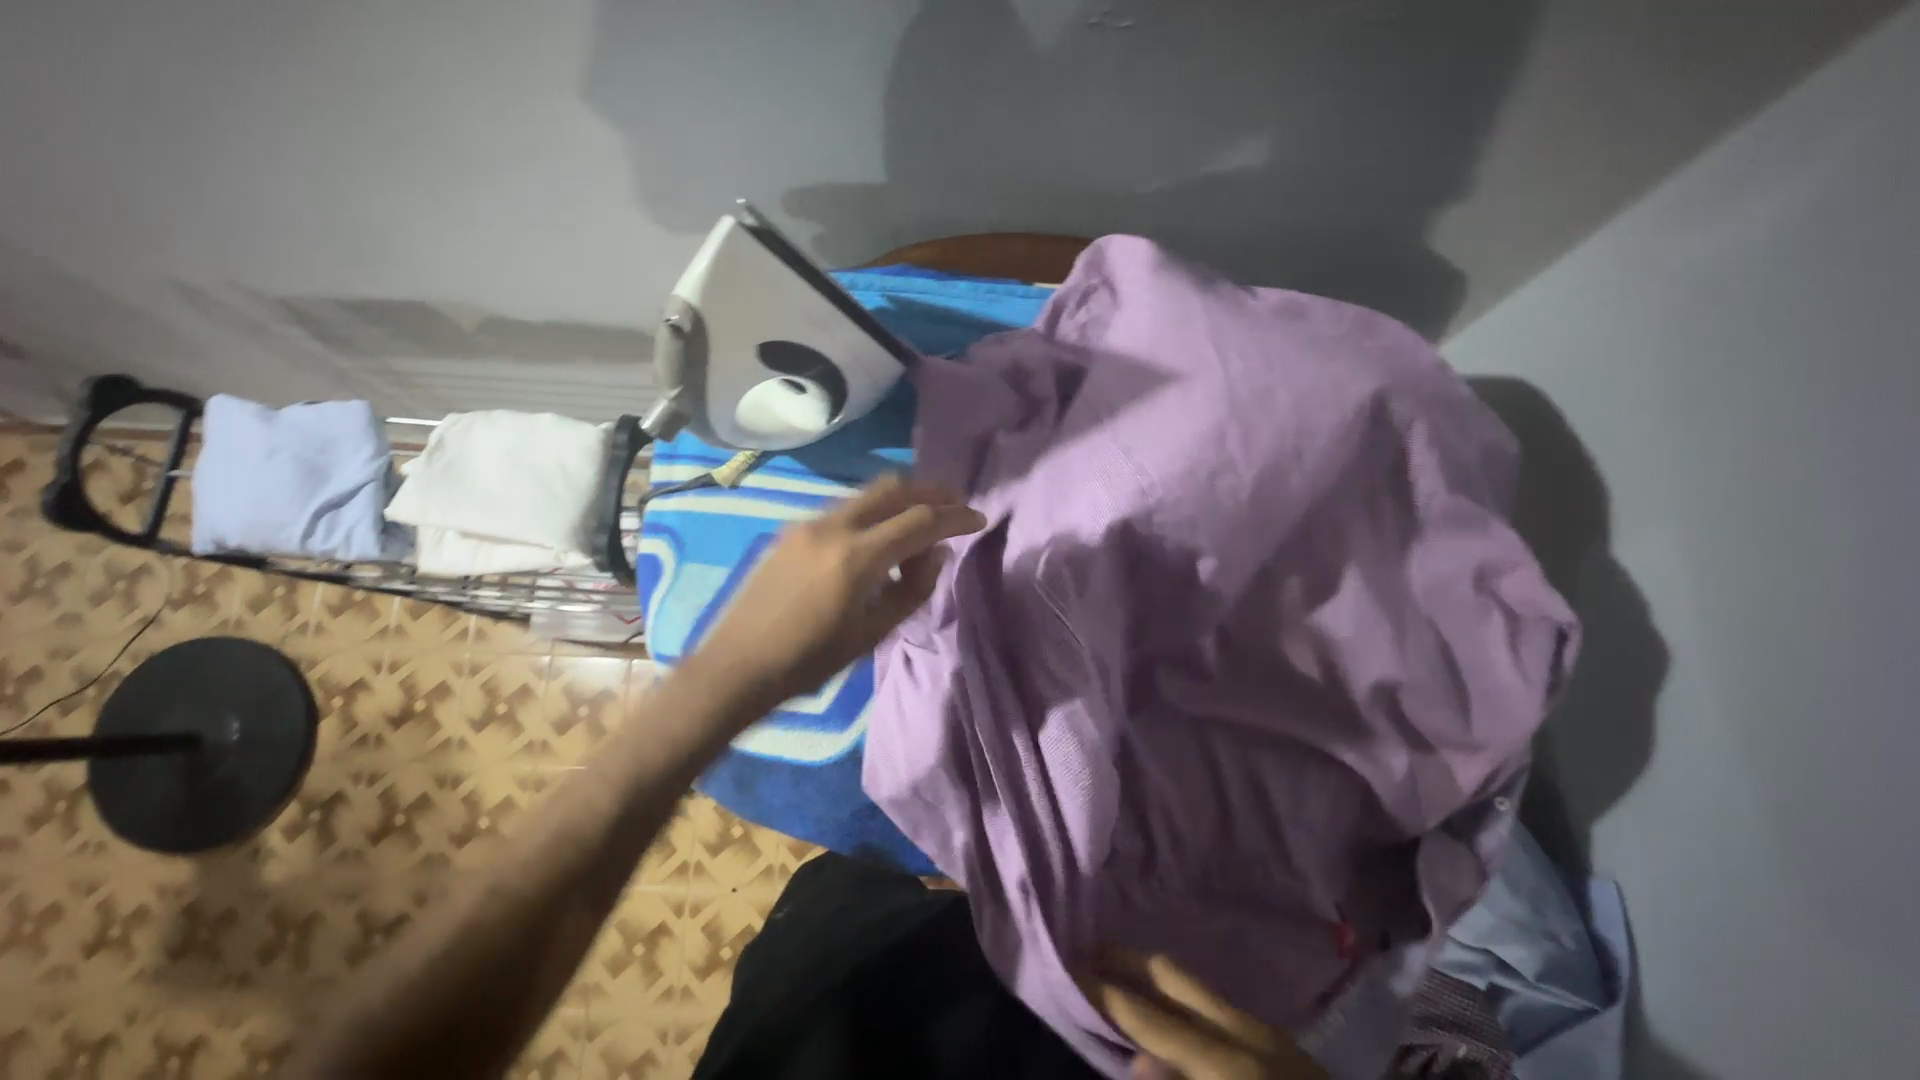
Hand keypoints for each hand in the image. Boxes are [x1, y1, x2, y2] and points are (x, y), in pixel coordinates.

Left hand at [681, 473, 984, 708]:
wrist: (736, 667)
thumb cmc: (808, 662)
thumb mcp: (871, 634)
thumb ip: (911, 590)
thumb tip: (936, 555)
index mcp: (856, 557)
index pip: (920, 520)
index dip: (955, 517)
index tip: (978, 520)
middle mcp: (832, 527)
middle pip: (893, 488)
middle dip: (930, 491)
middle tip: (955, 505)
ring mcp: (807, 524)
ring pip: (866, 495)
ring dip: (900, 501)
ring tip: (920, 525)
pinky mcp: (790, 532)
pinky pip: (843, 510)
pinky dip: (872, 514)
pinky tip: (878, 540)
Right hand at [1084, 951, 1327, 1079]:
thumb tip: (1137, 1058)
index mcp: (1225, 1059)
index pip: (1149, 1017)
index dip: (1105, 991)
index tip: (1069, 965)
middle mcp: (1245, 1030)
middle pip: (1173, 978)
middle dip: (1128, 961)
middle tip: (1087, 950)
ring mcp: (1268, 1031)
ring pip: (1197, 987)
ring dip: (1155, 978)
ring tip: (1120, 973)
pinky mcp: (1284, 1042)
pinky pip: (1218, 1006)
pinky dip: (1184, 1000)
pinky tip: (1172, 1010)